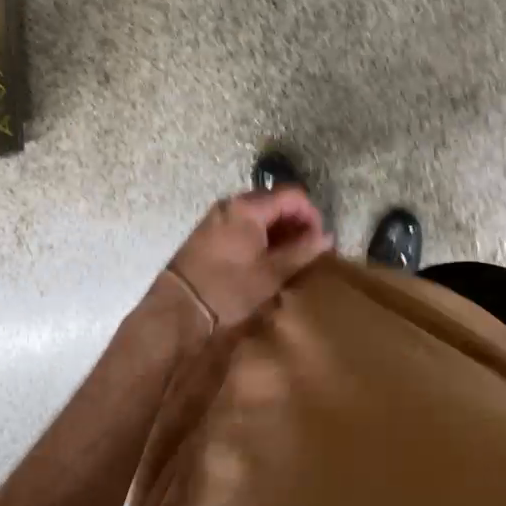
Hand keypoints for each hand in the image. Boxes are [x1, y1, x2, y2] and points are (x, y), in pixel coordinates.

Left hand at [164, 186, 333, 330]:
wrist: (178, 309)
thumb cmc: (228, 289)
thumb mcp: (271, 273)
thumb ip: (302, 251)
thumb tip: (327, 237)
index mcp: (248, 207)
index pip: (292, 195)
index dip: (312, 214)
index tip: (321, 240)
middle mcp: (231, 204)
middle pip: (275, 201)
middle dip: (296, 222)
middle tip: (308, 249)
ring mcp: (217, 217)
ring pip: (258, 214)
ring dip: (278, 230)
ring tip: (290, 257)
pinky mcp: (208, 232)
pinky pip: (243, 224)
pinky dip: (260, 236)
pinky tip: (265, 259)